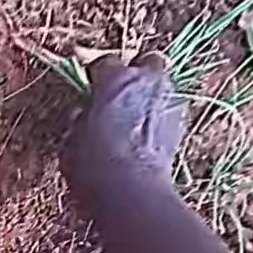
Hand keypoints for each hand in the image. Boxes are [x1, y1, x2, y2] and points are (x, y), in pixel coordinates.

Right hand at [60, 52, 184, 207]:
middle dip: (133, 75)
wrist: (132, 191)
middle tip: (117, 99)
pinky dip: (157, 117)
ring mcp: (170, 97)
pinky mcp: (182, 120)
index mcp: (115, 81)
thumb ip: (78, 120)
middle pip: (145, 62)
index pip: (103, 62)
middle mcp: (148, 79)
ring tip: (131, 121)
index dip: (93, 75)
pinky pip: (168, 108)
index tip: (87, 87)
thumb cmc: (93, 168)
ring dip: (147, 96)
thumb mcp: (70, 145)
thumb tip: (82, 112)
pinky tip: (143, 138)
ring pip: (160, 84)